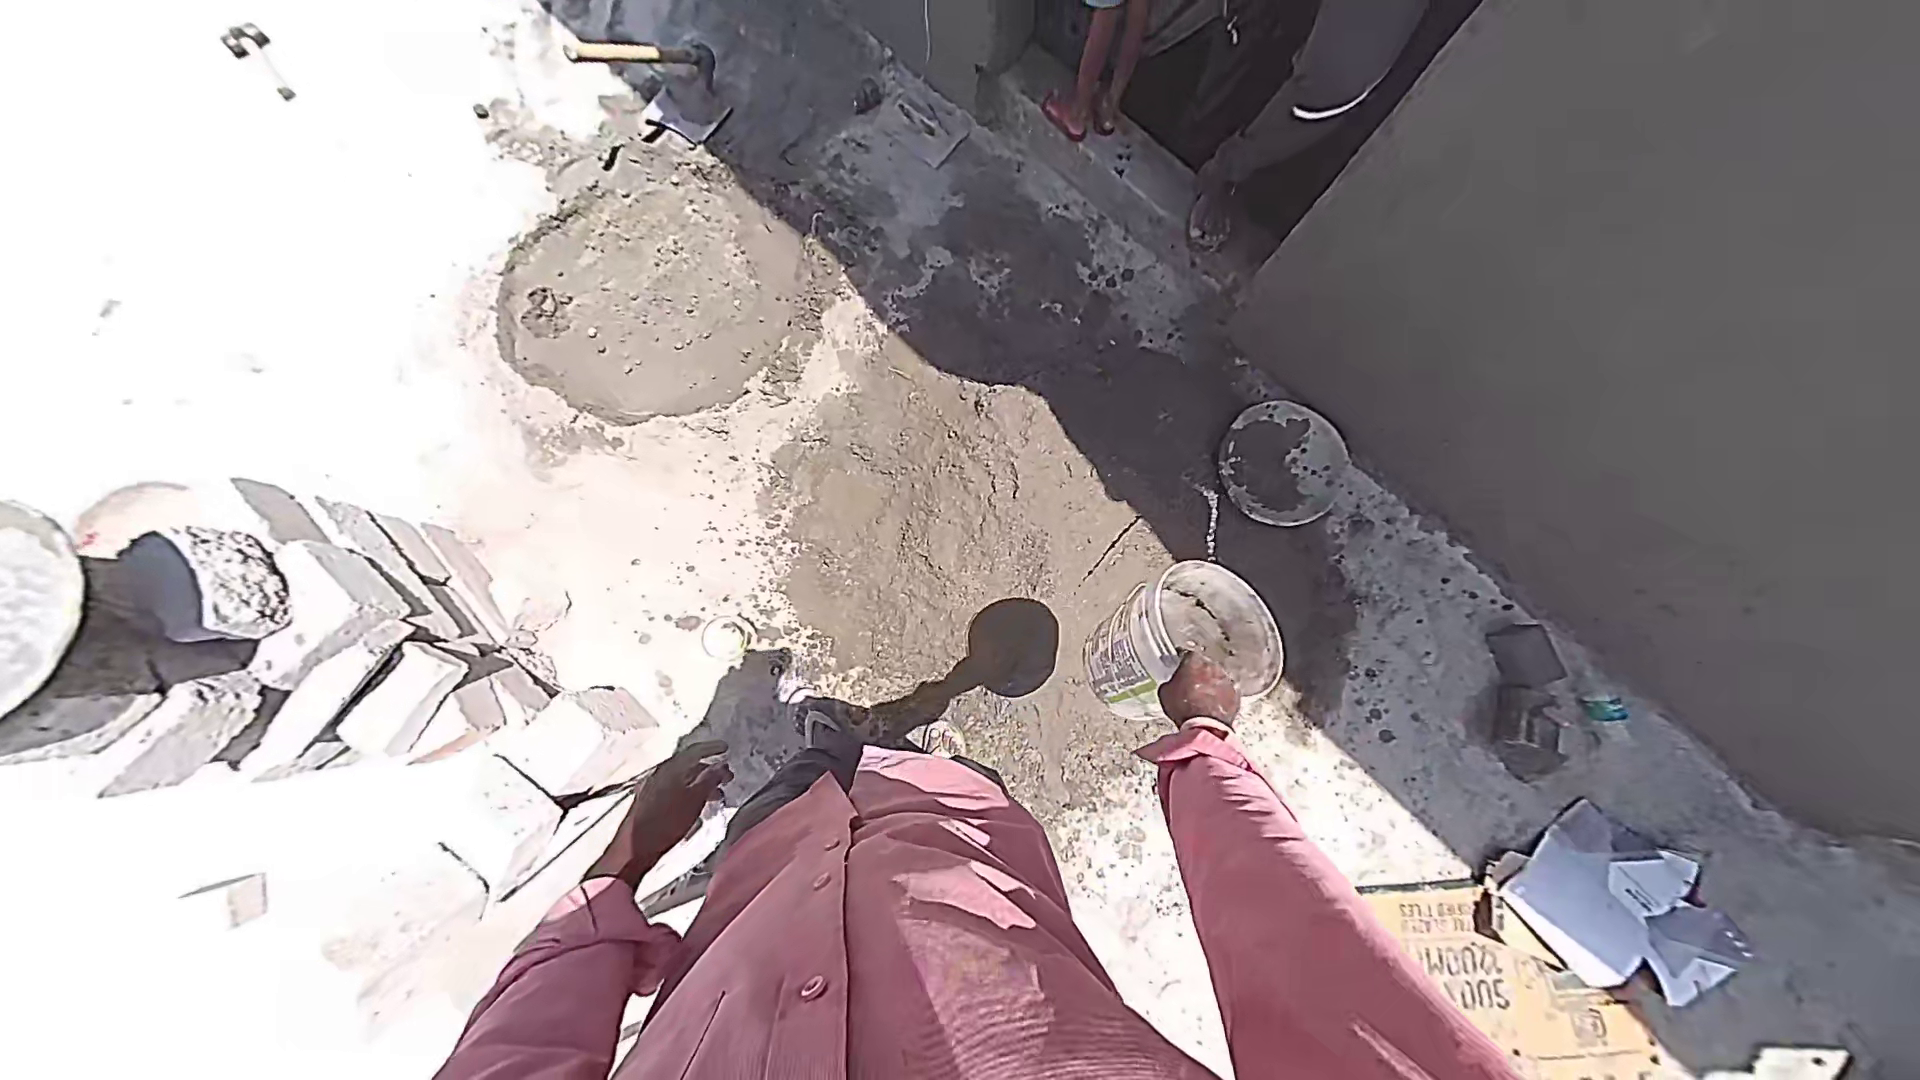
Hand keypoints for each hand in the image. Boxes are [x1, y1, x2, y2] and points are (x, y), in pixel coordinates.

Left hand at [586, 740, 730, 886]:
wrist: (633, 851)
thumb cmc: (665, 824)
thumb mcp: (695, 799)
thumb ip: (710, 779)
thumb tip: (721, 765)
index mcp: (670, 769)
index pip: (695, 751)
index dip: (712, 748)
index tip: (726, 748)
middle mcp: (659, 774)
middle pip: (689, 765)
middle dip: (710, 770)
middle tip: (726, 777)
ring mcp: (651, 788)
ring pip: (682, 779)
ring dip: (700, 784)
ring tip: (715, 795)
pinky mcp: (647, 803)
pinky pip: (673, 790)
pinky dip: (688, 792)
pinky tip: (696, 805)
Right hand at [1159, 651, 1239, 727]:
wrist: (1204, 726)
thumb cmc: (1183, 707)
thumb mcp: (1165, 692)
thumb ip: (1170, 682)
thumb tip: (1172, 684)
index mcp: (1193, 660)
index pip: (1187, 655)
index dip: (1183, 662)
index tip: (1180, 668)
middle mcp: (1212, 666)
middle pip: (1205, 665)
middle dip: (1199, 672)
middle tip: (1192, 684)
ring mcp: (1226, 679)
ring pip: (1217, 677)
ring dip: (1212, 683)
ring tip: (1204, 696)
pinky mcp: (1236, 694)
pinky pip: (1227, 691)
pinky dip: (1222, 695)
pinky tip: (1214, 704)